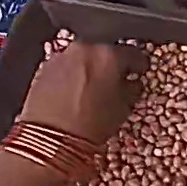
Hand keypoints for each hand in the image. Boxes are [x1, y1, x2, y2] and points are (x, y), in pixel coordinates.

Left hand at [18, 41, 144, 144]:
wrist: (49, 136)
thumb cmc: (91, 123)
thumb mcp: (122, 109)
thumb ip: (132, 90)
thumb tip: (133, 84)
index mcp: (109, 55)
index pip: (132, 53)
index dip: (139, 64)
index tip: (141, 70)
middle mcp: (85, 49)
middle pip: (105, 52)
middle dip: (112, 65)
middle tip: (116, 80)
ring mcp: (62, 56)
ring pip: (84, 58)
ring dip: (91, 68)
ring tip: (93, 87)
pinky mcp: (45, 67)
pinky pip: (66, 66)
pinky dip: (73, 74)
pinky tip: (75, 90)